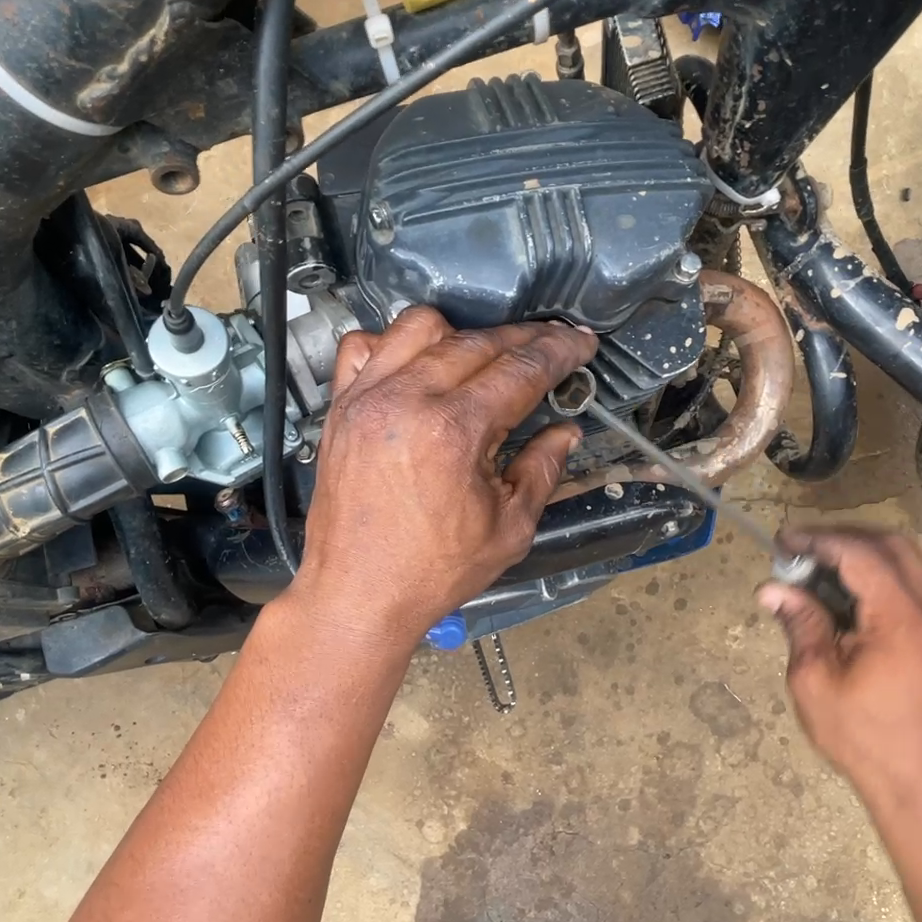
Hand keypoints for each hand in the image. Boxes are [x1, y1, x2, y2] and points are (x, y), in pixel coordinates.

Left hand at [288, 307, 596, 641]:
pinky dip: (394, 345)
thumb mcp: (509, 530)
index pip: (520, 369)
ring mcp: (366, 399)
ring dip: (461, 333)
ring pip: (419, 326)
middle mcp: (405, 401)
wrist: (357, 595)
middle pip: (477, 342)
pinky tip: (417, 366)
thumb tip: (564, 433)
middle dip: (524, 339)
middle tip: (550, 347)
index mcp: (453, 431)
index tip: (580, 345)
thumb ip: (542, 471)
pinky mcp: (341, 409)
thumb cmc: (430, 573)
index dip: (559, 352)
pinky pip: (363, 347)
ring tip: (485, 356)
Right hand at [757, 527, 921, 800]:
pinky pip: (913, 584)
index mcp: (902, 621)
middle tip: (800, 550)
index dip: (819, 540)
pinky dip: (878, 575)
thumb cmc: (861, 736)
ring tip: (817, 569)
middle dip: (842, 537)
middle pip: (892, 545)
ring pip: (907, 561)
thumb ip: (800, 625)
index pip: (861, 555)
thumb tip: (772, 589)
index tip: (782, 542)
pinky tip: (844, 594)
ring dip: (861, 553)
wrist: (920, 780)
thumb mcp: (814, 681)